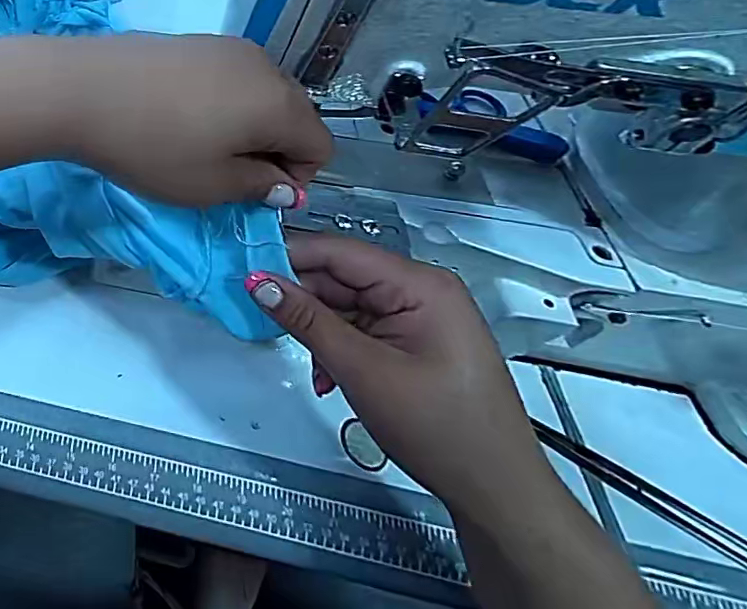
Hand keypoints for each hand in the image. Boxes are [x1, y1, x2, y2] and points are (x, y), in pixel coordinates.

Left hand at [59, 34, 331, 207]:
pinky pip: (230, 76)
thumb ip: (258, 186)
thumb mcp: (209, 185)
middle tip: (226, 171)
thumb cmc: (152, 146)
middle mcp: (264, 66)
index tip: (253, 191)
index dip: (296, 177)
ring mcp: (228, 46)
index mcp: (280, 104)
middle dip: (273, 148)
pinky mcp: (196, 40)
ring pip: (261, 93)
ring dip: (247, 124)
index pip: (320, 145)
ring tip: (199, 141)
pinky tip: (180, 114)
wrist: (82, 87)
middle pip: (294, 114)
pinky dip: (222, 100)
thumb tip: (283, 185)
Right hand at [247, 232, 558, 517]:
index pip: (340, 252)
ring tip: (313, 367)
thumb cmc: (439, 429)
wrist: (498, 495)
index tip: (247, 271)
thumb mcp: (363, 371)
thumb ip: (308, 321)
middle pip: (344, 278)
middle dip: (306, 302)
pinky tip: (330, 377)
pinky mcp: (416, 339)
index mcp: (419, 283)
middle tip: (266, 322)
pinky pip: (365, 328)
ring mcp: (420, 315)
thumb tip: (259, 282)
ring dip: (322, 332)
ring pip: (350, 305)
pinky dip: (342, 348)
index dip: (291, 257)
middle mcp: (421, 289)